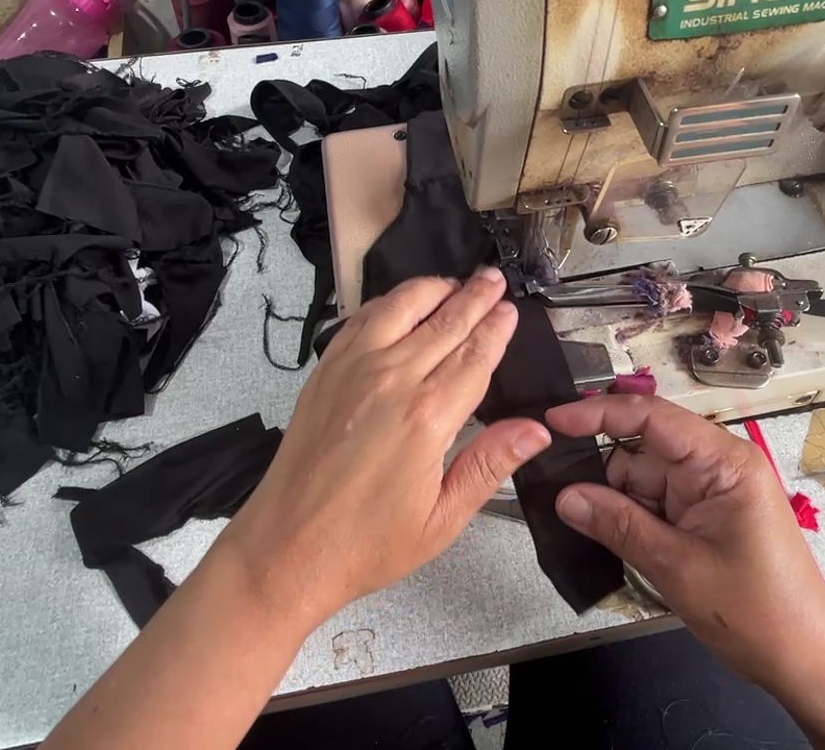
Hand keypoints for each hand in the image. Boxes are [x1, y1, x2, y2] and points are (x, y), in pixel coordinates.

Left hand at [215, 269, 548, 626]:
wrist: (287, 546)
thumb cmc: (367, 542)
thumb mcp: (442, 519)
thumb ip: (490, 465)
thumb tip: (537, 430)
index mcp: (427, 417)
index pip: (475, 356)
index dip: (496, 329)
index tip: (511, 309)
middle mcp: (391, 380)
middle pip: (444, 323)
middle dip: (474, 296)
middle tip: (493, 278)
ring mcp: (354, 369)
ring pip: (402, 307)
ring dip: (433, 288)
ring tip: (456, 280)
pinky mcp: (326, 370)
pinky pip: (362, 319)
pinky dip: (388, 301)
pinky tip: (401, 300)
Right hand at [545, 395, 824, 690]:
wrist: (806, 663)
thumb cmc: (757, 612)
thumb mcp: (678, 568)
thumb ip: (618, 526)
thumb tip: (564, 496)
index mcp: (722, 462)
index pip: (652, 417)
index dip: (599, 412)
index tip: (554, 419)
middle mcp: (715, 465)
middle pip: (641, 448)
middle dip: (601, 468)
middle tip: (553, 485)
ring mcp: (708, 490)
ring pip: (641, 477)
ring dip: (613, 498)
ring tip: (576, 519)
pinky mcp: (702, 515)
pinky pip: (652, 501)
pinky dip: (627, 515)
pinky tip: (604, 532)